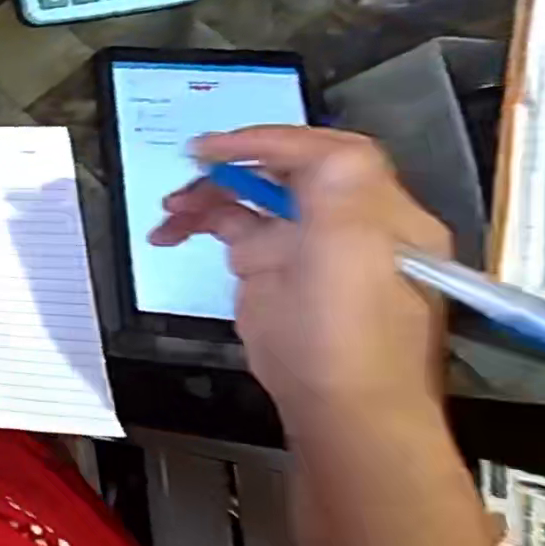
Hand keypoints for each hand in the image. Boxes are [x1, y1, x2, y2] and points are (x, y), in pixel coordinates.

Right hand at [148, 127, 450, 428]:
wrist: (335, 404)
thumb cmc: (347, 338)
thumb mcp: (352, 260)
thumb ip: (339, 198)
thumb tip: (315, 152)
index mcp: (376, 213)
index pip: (325, 153)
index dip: (268, 140)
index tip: (212, 148)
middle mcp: (341, 221)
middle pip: (280, 172)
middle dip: (229, 170)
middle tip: (186, 179)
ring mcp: (302, 245)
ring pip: (248, 200)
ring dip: (205, 198)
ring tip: (168, 214)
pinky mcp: (268, 268)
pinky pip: (230, 229)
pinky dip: (199, 225)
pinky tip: (173, 235)